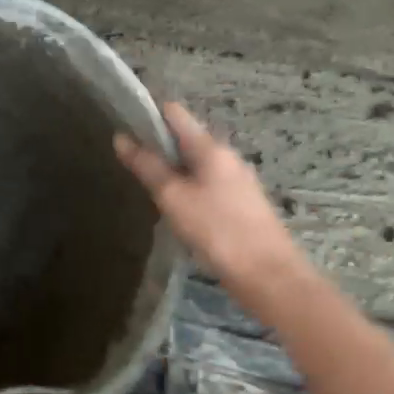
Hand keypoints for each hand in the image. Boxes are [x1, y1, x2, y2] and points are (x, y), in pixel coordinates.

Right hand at [114, 102, 304, 286]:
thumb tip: (121, 138)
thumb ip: (146, 165)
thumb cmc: (218, 230)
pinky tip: (174, 206)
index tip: (122, 124)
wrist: (272, 280)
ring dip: (171, 168)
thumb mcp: (172, 196)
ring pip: (195, 163)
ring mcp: (238, 182)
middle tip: (129, 161)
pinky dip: (186, 186)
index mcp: (211, 149)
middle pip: (184, 138)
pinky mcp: (242, 204)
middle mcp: (227, 158)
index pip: (174, 113)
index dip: (147, 113)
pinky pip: (206, 183)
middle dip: (156, 145)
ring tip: (147, 184)